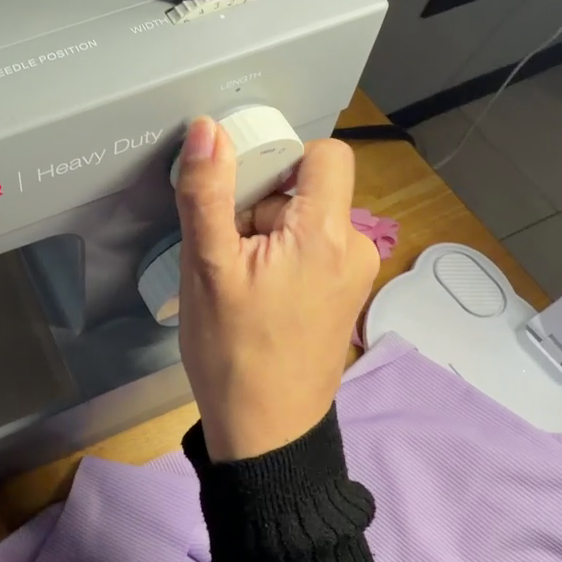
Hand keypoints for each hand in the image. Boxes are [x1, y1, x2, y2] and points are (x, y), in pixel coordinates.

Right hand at [174, 116, 380, 461]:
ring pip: (307, 221)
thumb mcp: (206, 265)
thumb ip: (207, 192)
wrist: (266, 433)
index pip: (325, 153)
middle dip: (263, 203)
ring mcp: (354, 277)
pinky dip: (282, 257)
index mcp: (327, 233)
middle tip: (227, 247)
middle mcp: (355, 248)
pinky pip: (313, 251)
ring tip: (237, 276)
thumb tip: (208, 128)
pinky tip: (254, 293)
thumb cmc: (233, 350)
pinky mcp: (345, 298)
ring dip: (268, 233)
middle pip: (309, 189)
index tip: (242, 189)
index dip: (281, 157)